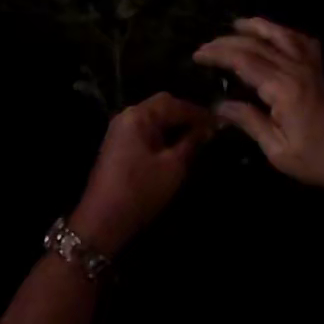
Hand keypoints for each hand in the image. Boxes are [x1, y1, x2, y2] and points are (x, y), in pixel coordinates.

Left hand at [70, 93, 214, 254]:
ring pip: (153, 119)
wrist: (103, 220)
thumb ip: (192, 142)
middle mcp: (127, 116)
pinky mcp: (119, 145)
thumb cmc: (141, 190)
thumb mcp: (173, 167)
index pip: (173, 103)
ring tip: (199, 136)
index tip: (220, 121)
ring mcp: (120, 130)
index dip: (198, 111)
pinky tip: (178, 145)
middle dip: (186, 115)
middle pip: (161, 106)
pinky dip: (163, 135)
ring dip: (175, 125)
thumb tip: (208, 128)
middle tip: (210, 127)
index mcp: (138, 116)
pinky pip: (146, 131)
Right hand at [194, 18, 323, 196]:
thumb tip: (219, 106)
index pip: (243, 61)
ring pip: (283, 35)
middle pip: (258, 45)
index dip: (218, 54)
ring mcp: (313, 69)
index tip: (197, 55)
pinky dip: (287, 34)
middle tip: (206, 46)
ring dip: (258, 27)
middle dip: (228, 41)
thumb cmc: (320, 162)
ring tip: (237, 24)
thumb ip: (249, 122)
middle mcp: (297, 70)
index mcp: (284, 88)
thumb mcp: (278, 150)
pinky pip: (304, 43)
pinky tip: (279, 36)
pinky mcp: (323, 74)